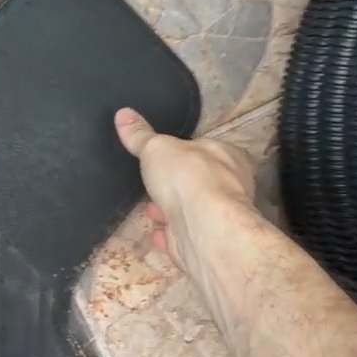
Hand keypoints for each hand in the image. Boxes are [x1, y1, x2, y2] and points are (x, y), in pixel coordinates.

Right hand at [114, 108, 260, 285]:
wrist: (202, 228)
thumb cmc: (187, 176)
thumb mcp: (155, 147)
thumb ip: (139, 135)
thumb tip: (123, 113)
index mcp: (229, 156)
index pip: (210, 149)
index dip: (187, 153)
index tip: (165, 158)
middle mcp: (233, 186)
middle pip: (201, 182)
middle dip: (176, 185)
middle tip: (153, 184)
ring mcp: (221, 218)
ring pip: (193, 211)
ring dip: (171, 210)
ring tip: (149, 209)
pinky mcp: (208, 243)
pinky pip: (186, 236)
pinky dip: (171, 234)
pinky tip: (156, 233)